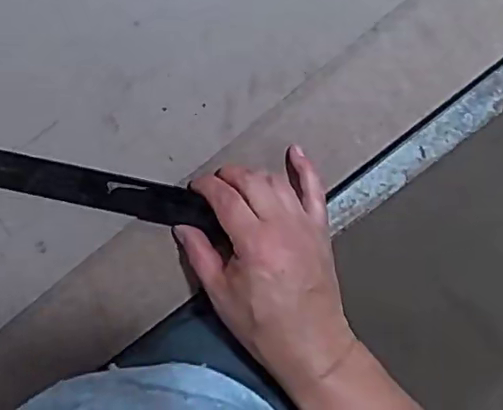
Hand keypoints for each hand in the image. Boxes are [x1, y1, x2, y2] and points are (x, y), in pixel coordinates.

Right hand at [175, 147, 417, 409]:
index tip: (194, 189)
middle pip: (249, 181)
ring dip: (252, 174)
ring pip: (275, 180)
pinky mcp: (319, 230)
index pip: (224, 197)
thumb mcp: (221, 297)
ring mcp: (304, 225)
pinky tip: (295, 152)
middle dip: (225, 176)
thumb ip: (199, 255)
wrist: (316, 351)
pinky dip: (305, 168)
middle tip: (212, 187)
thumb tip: (183, 226)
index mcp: (255, 243)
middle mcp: (281, 227)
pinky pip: (314, 190)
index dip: (204, 187)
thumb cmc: (267, 328)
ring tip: (238, 182)